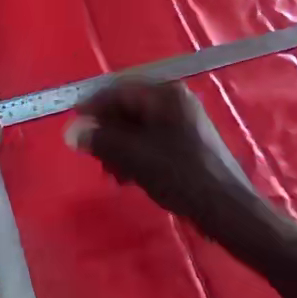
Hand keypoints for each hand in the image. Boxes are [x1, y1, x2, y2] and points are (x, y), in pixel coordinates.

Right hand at [70, 80, 258, 224]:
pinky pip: (151, 142)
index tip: (73, 125)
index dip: (93, 106)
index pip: (120, 90)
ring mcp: (183, 123)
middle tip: (93, 157)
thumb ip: (102, 140)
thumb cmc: (180, 174)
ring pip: (138, 129)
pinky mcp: (186, 145)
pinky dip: (135, 156)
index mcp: (166, 95)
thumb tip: (72, 132)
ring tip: (112, 173)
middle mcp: (175, 102)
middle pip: (128, 109)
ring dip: (119, 148)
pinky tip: (128, 178)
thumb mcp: (135, 156)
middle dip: (107, 133)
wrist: (225, 207)